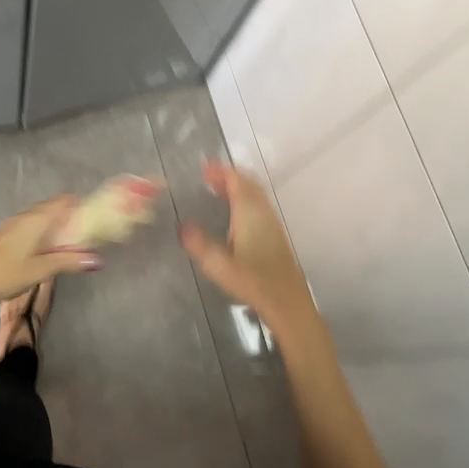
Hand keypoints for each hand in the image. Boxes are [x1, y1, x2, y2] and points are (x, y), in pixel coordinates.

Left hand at [0, 196, 100, 307]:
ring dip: (56, 226)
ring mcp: (13, 223)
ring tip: (68, 245)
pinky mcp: (5, 234)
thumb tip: (98, 260)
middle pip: (54, 207)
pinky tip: (44, 251)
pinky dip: (43, 232)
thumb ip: (70, 261)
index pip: (64, 200)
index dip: (81, 205)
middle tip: (85, 235)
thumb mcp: (42, 269)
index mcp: (37, 219)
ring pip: (41, 217)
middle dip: (70, 218)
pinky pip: (31, 225)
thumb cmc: (7, 273)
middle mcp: (26, 215)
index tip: (93, 219)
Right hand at [180, 161, 319, 333]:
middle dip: (228, 175)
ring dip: (237, 186)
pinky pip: (258, 203)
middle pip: (247, 182)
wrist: (286, 300)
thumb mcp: (218, 265)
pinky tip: (234, 214)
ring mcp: (271, 221)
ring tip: (217, 191)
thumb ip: (199, 244)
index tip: (203, 167)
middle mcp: (262, 210)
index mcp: (248, 211)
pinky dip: (244, 198)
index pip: (236, 180)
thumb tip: (182, 227)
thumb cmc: (252, 280)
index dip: (220, 170)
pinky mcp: (275, 233)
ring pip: (255, 193)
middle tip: (208, 178)